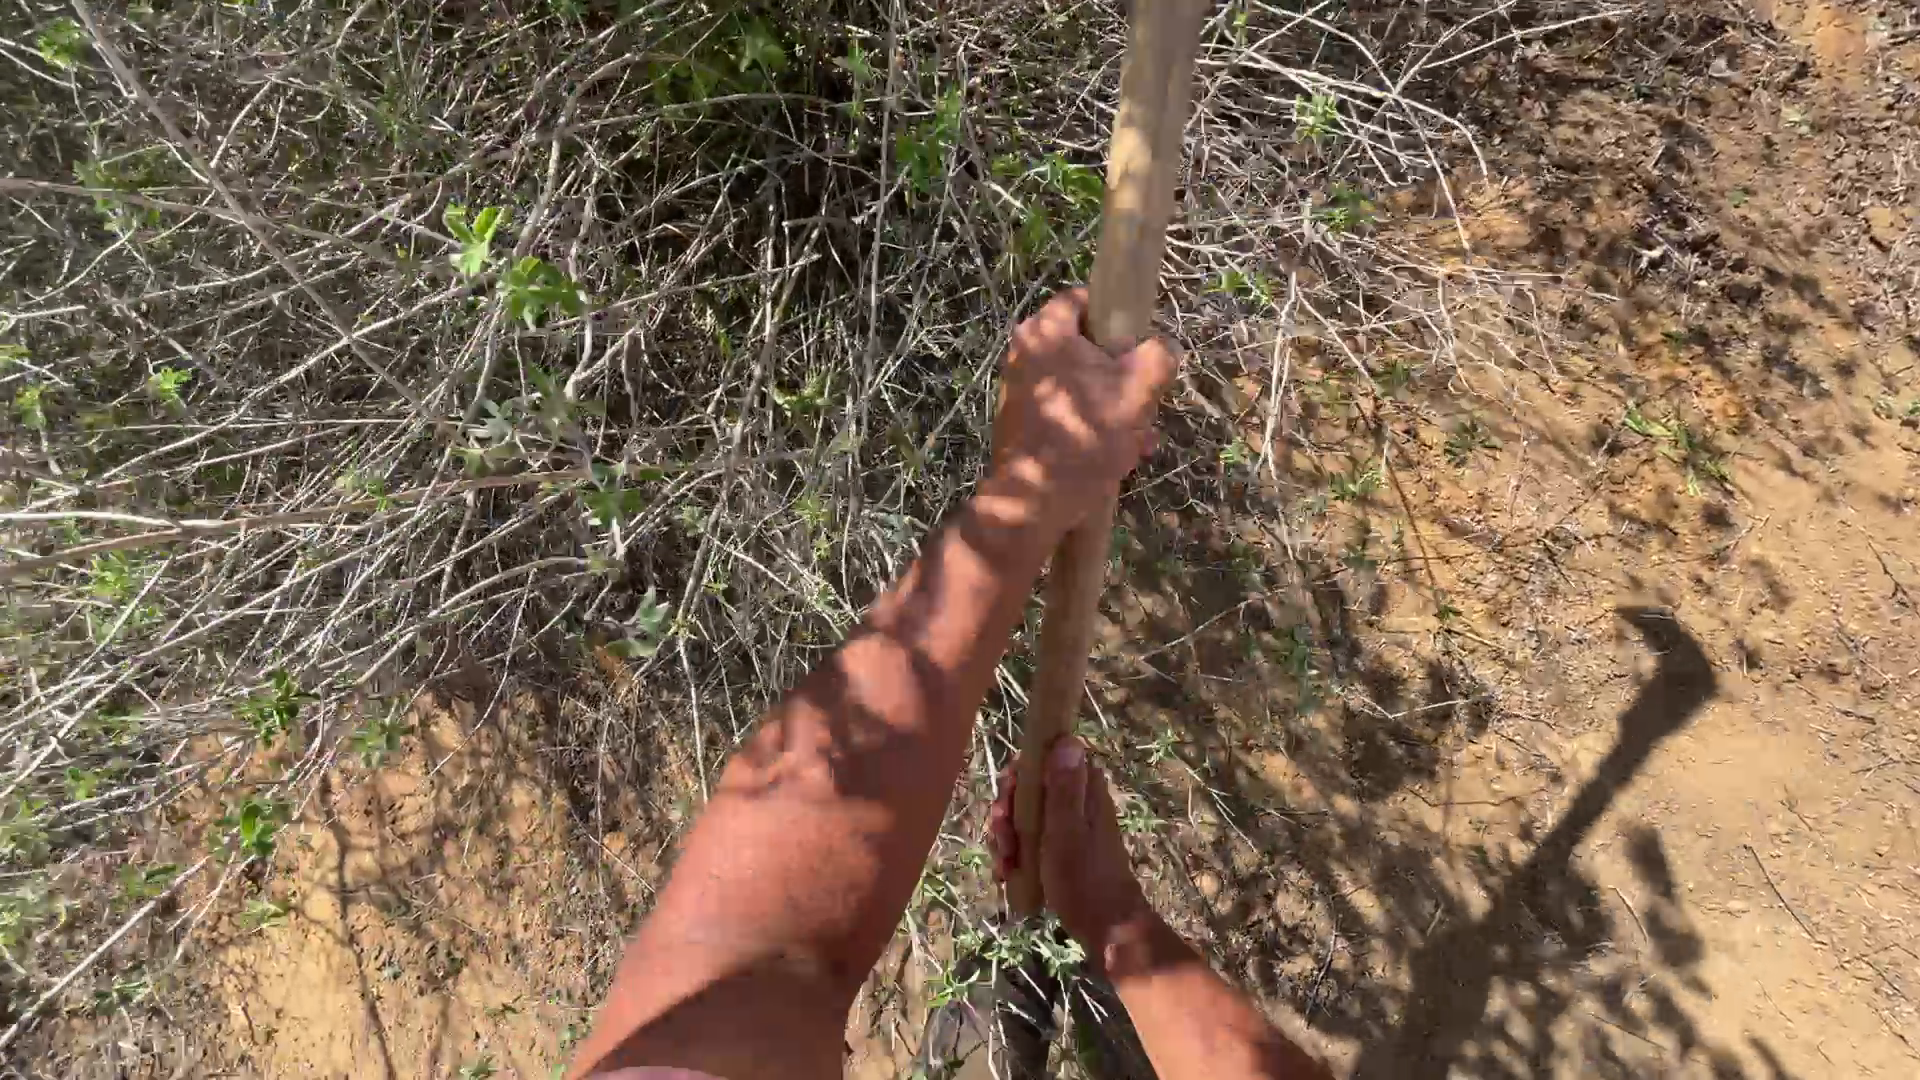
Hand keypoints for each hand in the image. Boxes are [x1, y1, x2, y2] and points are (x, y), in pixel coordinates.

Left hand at [986, 289, 1176, 542]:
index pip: (1084, 300)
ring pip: (1080, 386)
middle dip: (1122, 377)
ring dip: (1113, 409)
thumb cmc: (1086, 435)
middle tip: (1145, 404)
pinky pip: (1065, 412)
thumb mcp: (1138, 389)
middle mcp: (1022, 354)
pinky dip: (1090, 426)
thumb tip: (1162, 349)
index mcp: (1044, 331)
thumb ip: (1157, 356)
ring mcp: (1017, 390)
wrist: (1036, 500)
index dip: (1118, 318)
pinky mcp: (1019, 423)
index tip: (1139, 344)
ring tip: (1140, 440)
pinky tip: (1117, 455)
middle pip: (1086, 349)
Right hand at [988, 736, 1152, 965]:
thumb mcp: (1066, 831)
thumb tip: (1067, 738)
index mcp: (1083, 788)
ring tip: (1004, 862)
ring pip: (1025, 815)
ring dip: (1008, 836)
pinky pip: (1029, 838)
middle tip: (1003, 837)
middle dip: (1008, 812)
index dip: (1019, 776)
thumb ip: (1064, 786)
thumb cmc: (1085, 878)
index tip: (1007, 799)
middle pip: (1028, 789)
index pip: (1044, 759)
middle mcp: (1076, 800)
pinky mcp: (1061, 847)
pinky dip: (1015, 853)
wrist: (1107, 929)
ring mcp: (1068, 825)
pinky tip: (1008, 872)